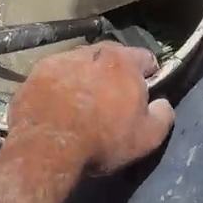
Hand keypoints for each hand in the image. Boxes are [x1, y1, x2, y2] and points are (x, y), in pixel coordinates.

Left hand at [4, 43, 172, 174]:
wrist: (46, 150)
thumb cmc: (102, 141)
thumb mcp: (148, 137)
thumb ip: (163, 114)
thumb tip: (162, 102)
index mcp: (125, 62)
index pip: (146, 57)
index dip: (147, 75)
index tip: (143, 93)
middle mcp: (95, 51)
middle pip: (112, 55)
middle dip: (115, 72)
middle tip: (110, 99)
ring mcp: (63, 59)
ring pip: (83, 62)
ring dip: (86, 75)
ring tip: (80, 102)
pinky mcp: (38, 72)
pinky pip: (56, 73)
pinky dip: (60, 84)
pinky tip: (57, 104)